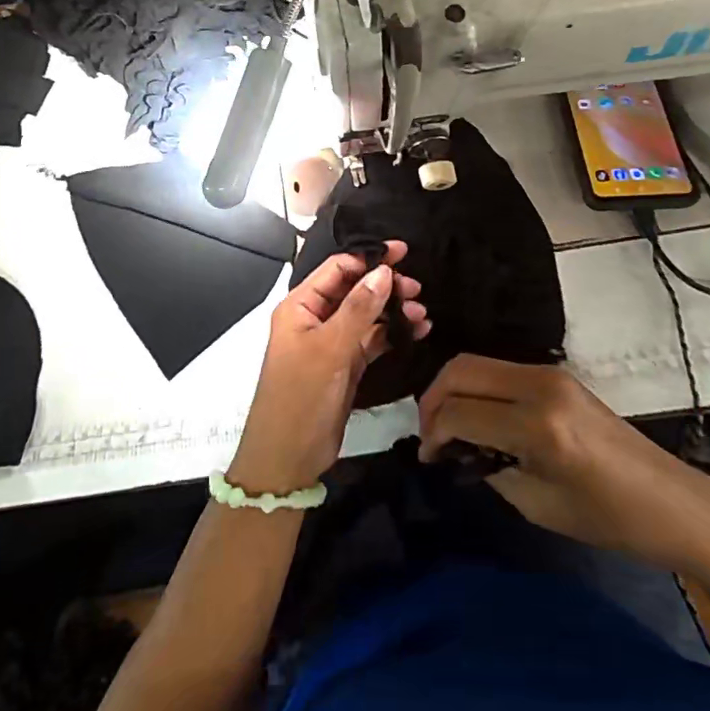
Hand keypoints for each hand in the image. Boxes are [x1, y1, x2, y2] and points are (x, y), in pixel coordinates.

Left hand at [228, 243, 428, 494]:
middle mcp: (315, 318)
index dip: (368, 258)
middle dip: (385, 285)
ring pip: (367, 315)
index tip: (403, 252)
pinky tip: (417, 330)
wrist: (288, 457)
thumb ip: (358, 309)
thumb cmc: (301, 396)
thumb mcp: (330, 349)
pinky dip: (393, 333)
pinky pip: (372, 340)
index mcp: (300, 306)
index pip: (337, 269)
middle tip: (416, 288)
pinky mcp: (346, 365)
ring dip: (393, 310)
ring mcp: (331, 342)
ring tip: (421, 311)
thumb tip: (384, 271)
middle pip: (354, 289)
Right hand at [418, 354, 709, 566]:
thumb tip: (456, 448)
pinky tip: (479, 420)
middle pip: (460, 370)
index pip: (459, 412)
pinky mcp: (556, 375)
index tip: (429, 459)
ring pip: (476, 364)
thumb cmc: (607, 517)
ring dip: (453, 391)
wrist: (668, 500)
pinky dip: (477, 389)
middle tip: (431, 437)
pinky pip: (499, 371)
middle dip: (433, 401)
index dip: (433, 434)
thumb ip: (488, 468)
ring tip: (450, 430)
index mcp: (537, 424)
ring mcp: (549, 374)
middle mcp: (539, 385)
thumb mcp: (535, 504)